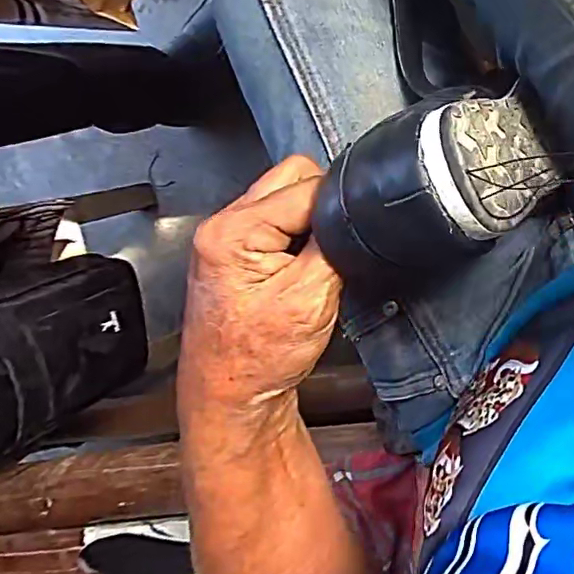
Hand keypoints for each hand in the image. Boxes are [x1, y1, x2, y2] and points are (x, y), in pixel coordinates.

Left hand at [179, 155, 342, 422]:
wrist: (233, 397)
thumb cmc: (258, 359)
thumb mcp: (314, 295)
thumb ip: (335, 242)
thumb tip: (352, 209)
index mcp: (233, 231)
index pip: (306, 187)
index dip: (339, 208)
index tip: (348, 236)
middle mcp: (222, 225)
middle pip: (293, 176)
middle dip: (324, 202)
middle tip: (332, 244)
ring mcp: (226, 235)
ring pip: (287, 193)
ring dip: (311, 218)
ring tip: (315, 258)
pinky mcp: (237, 248)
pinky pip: (280, 217)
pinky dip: (300, 232)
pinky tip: (302, 262)